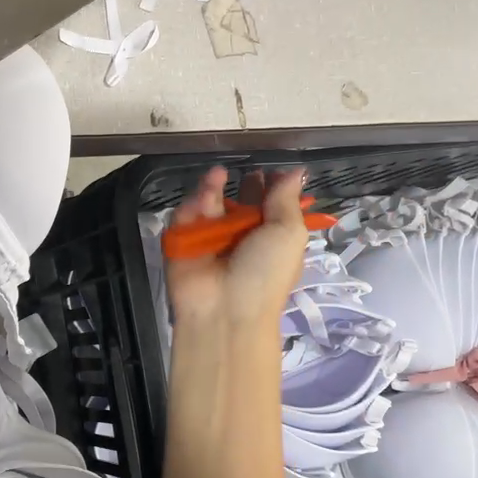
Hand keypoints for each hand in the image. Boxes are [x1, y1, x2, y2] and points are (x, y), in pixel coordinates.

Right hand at [165, 166, 307, 325]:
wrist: (224, 308)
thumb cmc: (265, 272)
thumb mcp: (288, 234)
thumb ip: (287, 200)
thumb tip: (297, 171)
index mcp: (269, 236)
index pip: (270, 204)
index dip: (271, 186)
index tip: (270, 169)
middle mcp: (239, 237)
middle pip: (239, 201)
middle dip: (241, 184)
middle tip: (240, 170)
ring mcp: (208, 239)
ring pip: (209, 204)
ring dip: (212, 189)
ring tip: (217, 175)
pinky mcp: (180, 242)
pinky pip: (183, 217)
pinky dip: (191, 208)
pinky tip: (201, 201)